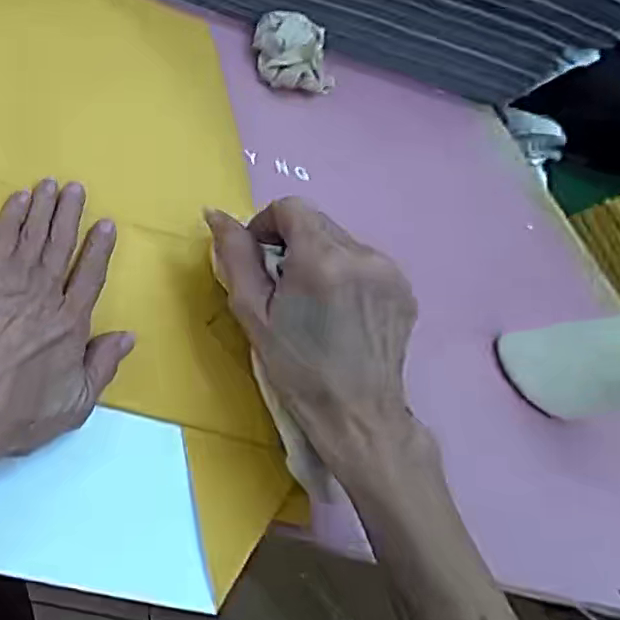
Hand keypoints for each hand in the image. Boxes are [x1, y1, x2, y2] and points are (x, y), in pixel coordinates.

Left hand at [0, 179, 133, 474]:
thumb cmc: (17, 410)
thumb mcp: (74, 404)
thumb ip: (102, 366)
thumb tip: (127, 336)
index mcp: (71, 323)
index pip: (90, 275)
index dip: (98, 248)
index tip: (105, 225)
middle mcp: (46, 293)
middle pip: (61, 245)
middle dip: (69, 214)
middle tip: (75, 188)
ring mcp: (12, 280)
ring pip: (33, 234)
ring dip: (43, 207)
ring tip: (51, 184)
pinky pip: (1, 237)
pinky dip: (12, 215)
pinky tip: (19, 199)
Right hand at [206, 197, 419, 466]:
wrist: (356, 413)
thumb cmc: (294, 363)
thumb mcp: (250, 308)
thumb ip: (234, 254)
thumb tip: (214, 213)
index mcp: (323, 261)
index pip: (290, 207)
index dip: (265, 224)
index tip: (257, 257)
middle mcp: (363, 256)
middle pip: (314, 221)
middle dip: (289, 241)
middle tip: (278, 284)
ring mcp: (390, 272)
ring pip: (337, 238)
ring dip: (314, 254)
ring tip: (308, 298)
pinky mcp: (404, 287)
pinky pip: (360, 258)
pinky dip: (339, 270)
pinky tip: (334, 307)